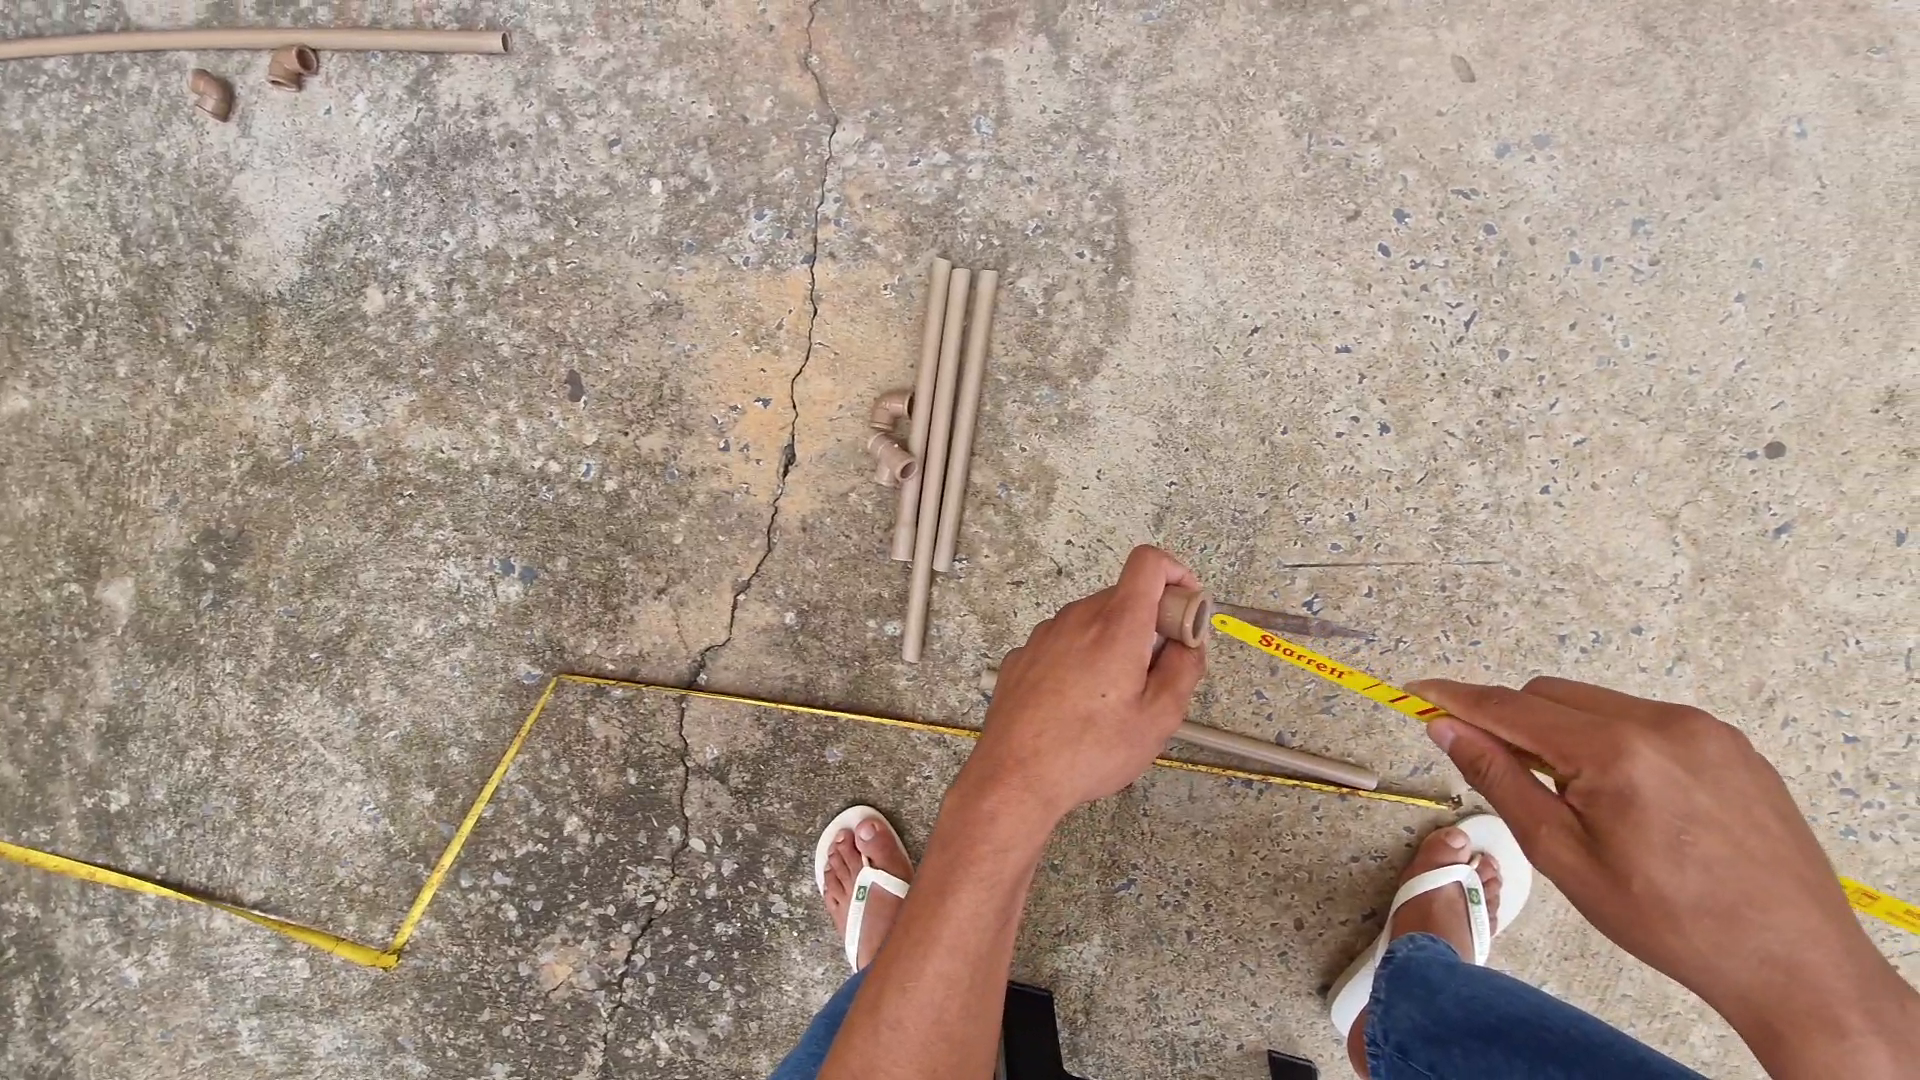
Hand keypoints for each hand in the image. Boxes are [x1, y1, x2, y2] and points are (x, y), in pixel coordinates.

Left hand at [968, 545, 1206, 820]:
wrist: (1015, 776)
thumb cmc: (1087, 751)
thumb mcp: (1158, 718)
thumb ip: (1184, 669)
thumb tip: (1190, 643)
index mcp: (1115, 625)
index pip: (1148, 562)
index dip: (1176, 574)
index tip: (1185, 607)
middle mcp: (1076, 618)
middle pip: (1122, 597)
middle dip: (1149, 623)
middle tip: (1157, 671)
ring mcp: (1044, 635)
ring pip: (1092, 621)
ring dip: (1113, 643)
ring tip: (1115, 697)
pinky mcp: (1023, 655)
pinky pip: (1064, 643)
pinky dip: (1081, 658)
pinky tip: (1079, 704)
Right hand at [1410, 677, 1919, 1077]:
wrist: (1797, 966)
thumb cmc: (1667, 919)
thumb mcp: (1559, 853)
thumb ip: (1497, 778)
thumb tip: (1445, 729)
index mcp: (1616, 750)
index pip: (1509, 707)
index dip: (1455, 698)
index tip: (1415, 691)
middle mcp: (1663, 722)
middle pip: (1548, 695)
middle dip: (1509, 720)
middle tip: (1499, 768)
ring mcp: (1704, 730)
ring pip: (1593, 703)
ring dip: (1558, 730)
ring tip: (1568, 792)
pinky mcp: (1730, 745)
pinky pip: (1640, 719)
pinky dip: (1606, 738)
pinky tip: (1619, 792)